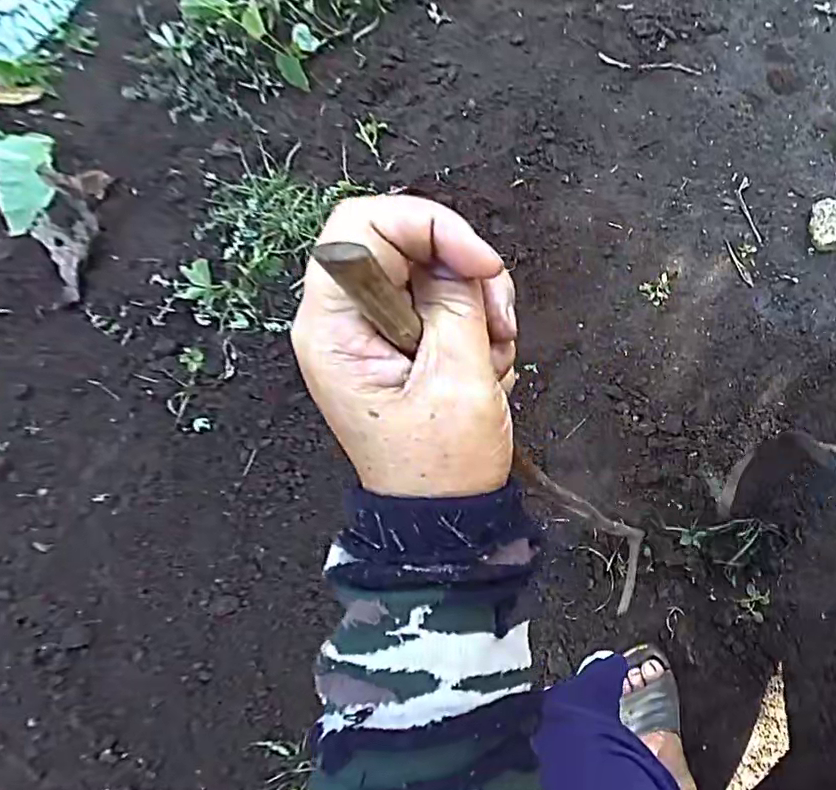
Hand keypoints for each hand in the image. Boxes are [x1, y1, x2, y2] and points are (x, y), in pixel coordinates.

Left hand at [292, 195, 519, 496]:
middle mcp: (350, 324)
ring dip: (481, 314)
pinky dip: (480, 337)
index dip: (431, 229)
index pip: (365, 226)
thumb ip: (457, 306)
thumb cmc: (442, 468)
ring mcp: (381, 338)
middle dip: (467, 281)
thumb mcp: (459, 381)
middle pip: (408, 250)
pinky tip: (486, 375)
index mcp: (336, 328)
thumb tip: (459, 258)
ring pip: (438, 281)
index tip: (483, 265)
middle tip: (498, 324)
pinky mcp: (409, 352)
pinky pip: (450, 314)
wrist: (448, 516)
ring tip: (491, 365)